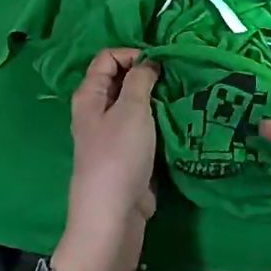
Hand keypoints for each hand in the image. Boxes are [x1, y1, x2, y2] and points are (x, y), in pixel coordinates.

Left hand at [54, 48, 158, 270]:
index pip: (108, 57)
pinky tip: (178, 117)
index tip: (160, 63)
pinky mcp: (128, 152)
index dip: (133, 54)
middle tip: (176, 76)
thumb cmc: (119, 155)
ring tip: (181, 94)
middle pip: (122, 78)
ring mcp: (112, 133)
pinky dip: (159, 119)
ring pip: (135, 103)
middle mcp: (97, 110)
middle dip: (148, 74)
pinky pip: (144, 126)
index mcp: (89, 95)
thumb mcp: (132, 109)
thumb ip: (140, 79)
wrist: (114, 215)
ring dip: (157, 98)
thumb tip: (149, 62)